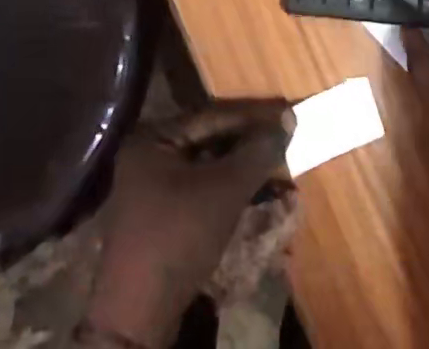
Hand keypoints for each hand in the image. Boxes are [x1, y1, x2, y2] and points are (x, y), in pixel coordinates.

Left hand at [84, 101, 291, 346]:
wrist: (139, 314)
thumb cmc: (180, 235)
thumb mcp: (227, 187)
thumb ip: (258, 150)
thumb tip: (288, 118)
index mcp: (152, 139)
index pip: (213, 115)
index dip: (255, 116)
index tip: (288, 114)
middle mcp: (147, 155)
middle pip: (209, 138)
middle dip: (249, 141)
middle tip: (286, 136)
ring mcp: (151, 186)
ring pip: (208, 164)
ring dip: (242, 165)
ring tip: (278, 160)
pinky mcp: (160, 214)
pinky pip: (202, 187)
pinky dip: (229, 185)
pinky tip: (257, 186)